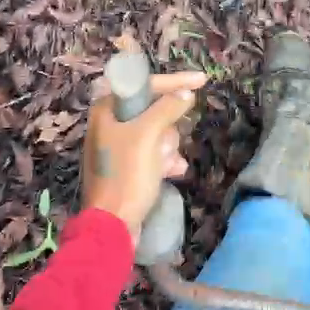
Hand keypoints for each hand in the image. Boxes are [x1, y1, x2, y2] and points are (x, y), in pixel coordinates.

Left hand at [80, 69, 206, 242]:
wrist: (112, 228)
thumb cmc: (127, 174)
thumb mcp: (148, 136)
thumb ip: (167, 109)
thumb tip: (186, 93)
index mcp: (107, 109)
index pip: (146, 84)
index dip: (175, 82)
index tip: (201, 80)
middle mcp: (109, 123)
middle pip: (153, 111)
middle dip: (168, 129)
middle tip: (167, 144)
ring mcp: (117, 147)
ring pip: (156, 133)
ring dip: (168, 147)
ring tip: (168, 164)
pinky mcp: (125, 168)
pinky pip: (152, 153)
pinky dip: (164, 160)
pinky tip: (174, 171)